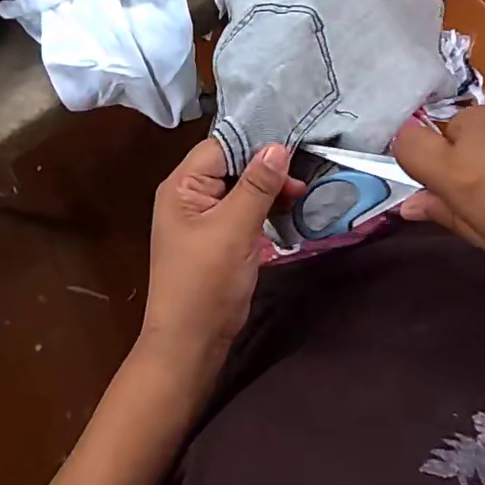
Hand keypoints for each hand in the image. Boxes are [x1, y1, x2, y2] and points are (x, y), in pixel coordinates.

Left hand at [142, 139, 298, 352]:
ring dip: (271, 190)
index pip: (221, 147)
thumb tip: (279, 147)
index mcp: (182, 186)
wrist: (192, 341)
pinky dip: (267, 209)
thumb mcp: (235, 229)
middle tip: (303, 177)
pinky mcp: (221, 237)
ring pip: (243, 189)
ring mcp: (205, 218)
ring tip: (301, 195)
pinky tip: (289, 210)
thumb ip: (257, 186)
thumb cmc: (207, 282)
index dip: (256, 143)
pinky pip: (245, 211)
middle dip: (268, 169)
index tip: (294, 145)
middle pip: (233, 166)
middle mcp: (190, 196)